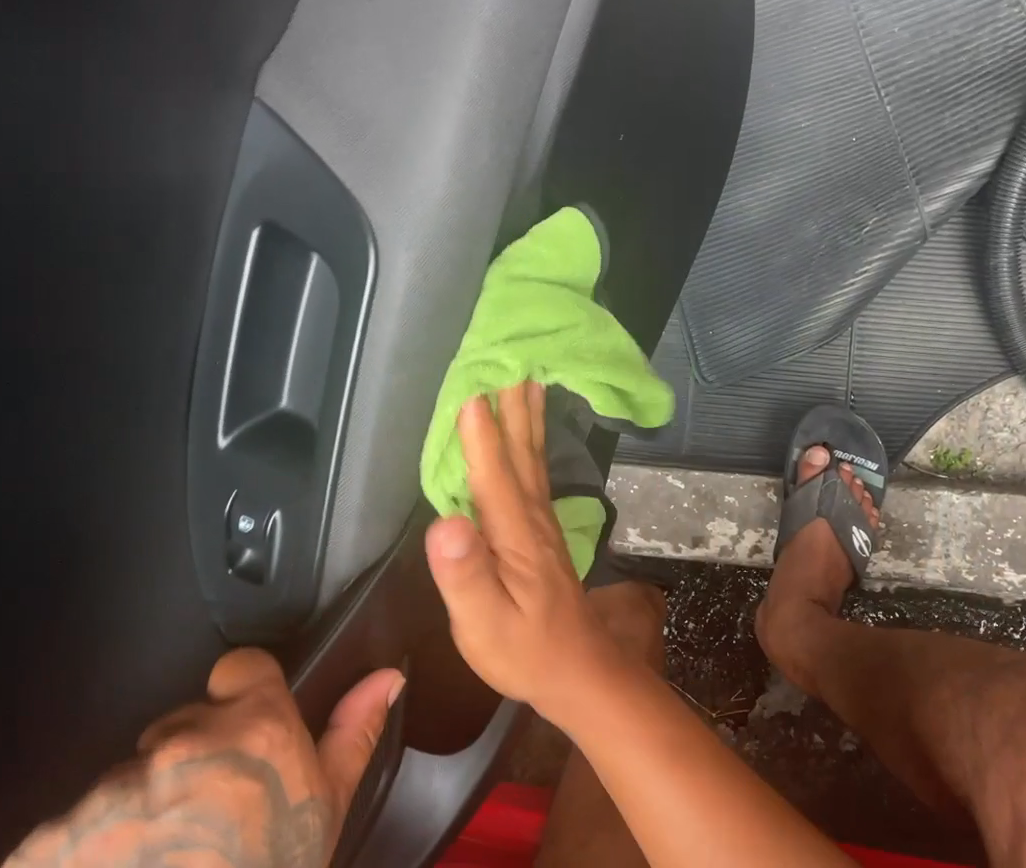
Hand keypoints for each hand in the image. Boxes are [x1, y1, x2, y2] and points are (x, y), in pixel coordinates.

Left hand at [5, 649, 401, 867]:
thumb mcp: (329, 806)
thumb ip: (354, 732)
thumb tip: (388, 675)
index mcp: (254, 727)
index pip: (238, 667)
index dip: (242, 693)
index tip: (245, 729)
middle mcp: (182, 744)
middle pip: (180, 727)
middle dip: (189, 760)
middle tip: (206, 816)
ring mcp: (111, 791)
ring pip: (127, 782)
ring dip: (139, 810)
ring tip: (159, 860)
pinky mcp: (49, 840)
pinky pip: (68, 832)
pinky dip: (85, 853)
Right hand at [424, 382, 623, 720]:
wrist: (578, 669)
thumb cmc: (525, 652)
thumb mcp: (484, 626)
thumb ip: (466, 576)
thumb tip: (447, 523)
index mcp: (515, 537)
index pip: (495, 475)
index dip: (482, 434)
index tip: (472, 389)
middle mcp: (533, 519)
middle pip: (521, 452)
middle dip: (512, 404)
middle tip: (509, 356)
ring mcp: (542, 522)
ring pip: (532, 457)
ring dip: (527, 415)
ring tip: (526, 376)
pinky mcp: (543, 530)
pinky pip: (534, 472)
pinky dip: (529, 442)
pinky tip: (528, 432)